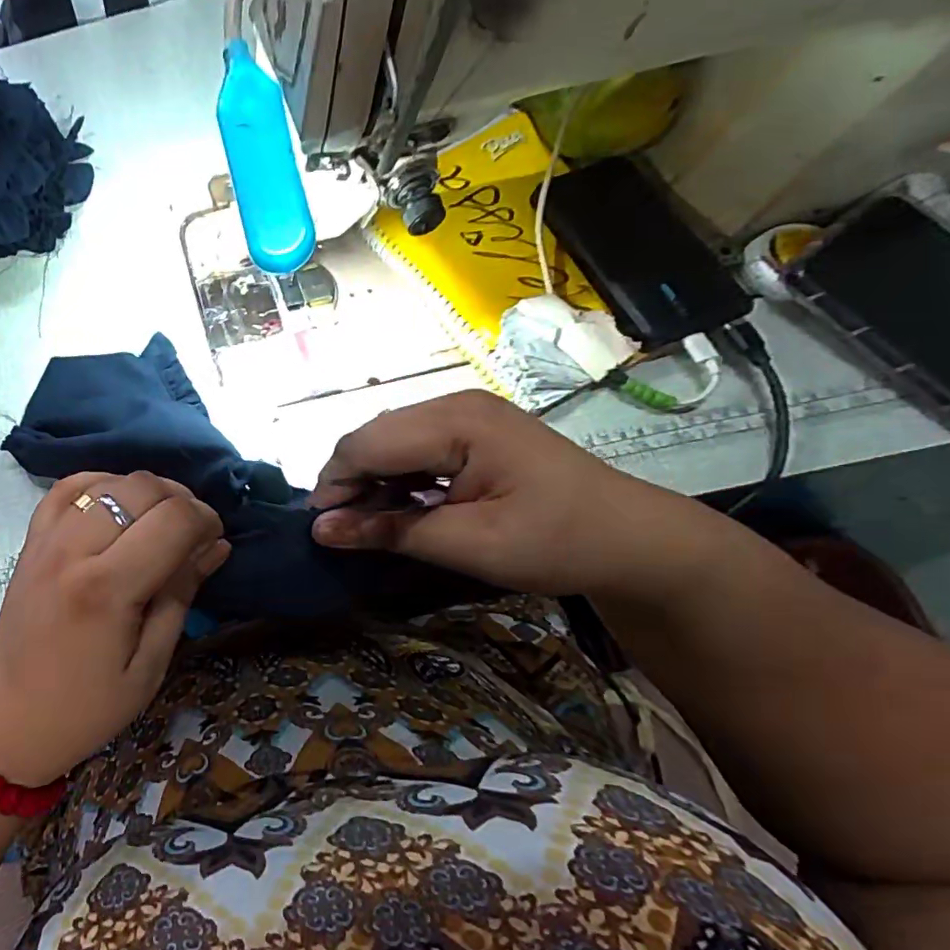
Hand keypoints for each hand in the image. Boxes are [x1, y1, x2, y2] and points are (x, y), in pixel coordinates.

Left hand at [0, 471, 229, 786]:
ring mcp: (46, 541)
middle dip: (181, 501)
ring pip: (108, 482)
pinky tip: (118, 504)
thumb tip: (215, 546)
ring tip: (159, 521)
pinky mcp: (30, 542)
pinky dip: (100, 483)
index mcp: (107, 588)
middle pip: (143, 488)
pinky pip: (66, 488)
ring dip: (145, 492)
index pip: (174, 519)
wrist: (7, 723)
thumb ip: (181, 596)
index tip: (214, 541)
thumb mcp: (149, 666)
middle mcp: (73, 550)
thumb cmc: (85, 708)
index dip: (206, 520)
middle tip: (192, 533)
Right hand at [308, 390, 707, 596]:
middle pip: (374, 436)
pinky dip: (398, 478)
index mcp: (457, 421)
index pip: (366, 443)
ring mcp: (466, 415)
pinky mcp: (474, 432)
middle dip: (348, 481)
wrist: (631, 539)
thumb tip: (320, 530)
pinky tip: (400, 507)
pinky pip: (416, 447)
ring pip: (390, 441)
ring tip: (367, 524)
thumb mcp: (468, 544)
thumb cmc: (556, 542)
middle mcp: (455, 404)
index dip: (333, 485)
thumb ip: (390, 531)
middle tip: (341, 532)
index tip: (318, 531)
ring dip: (371, 481)